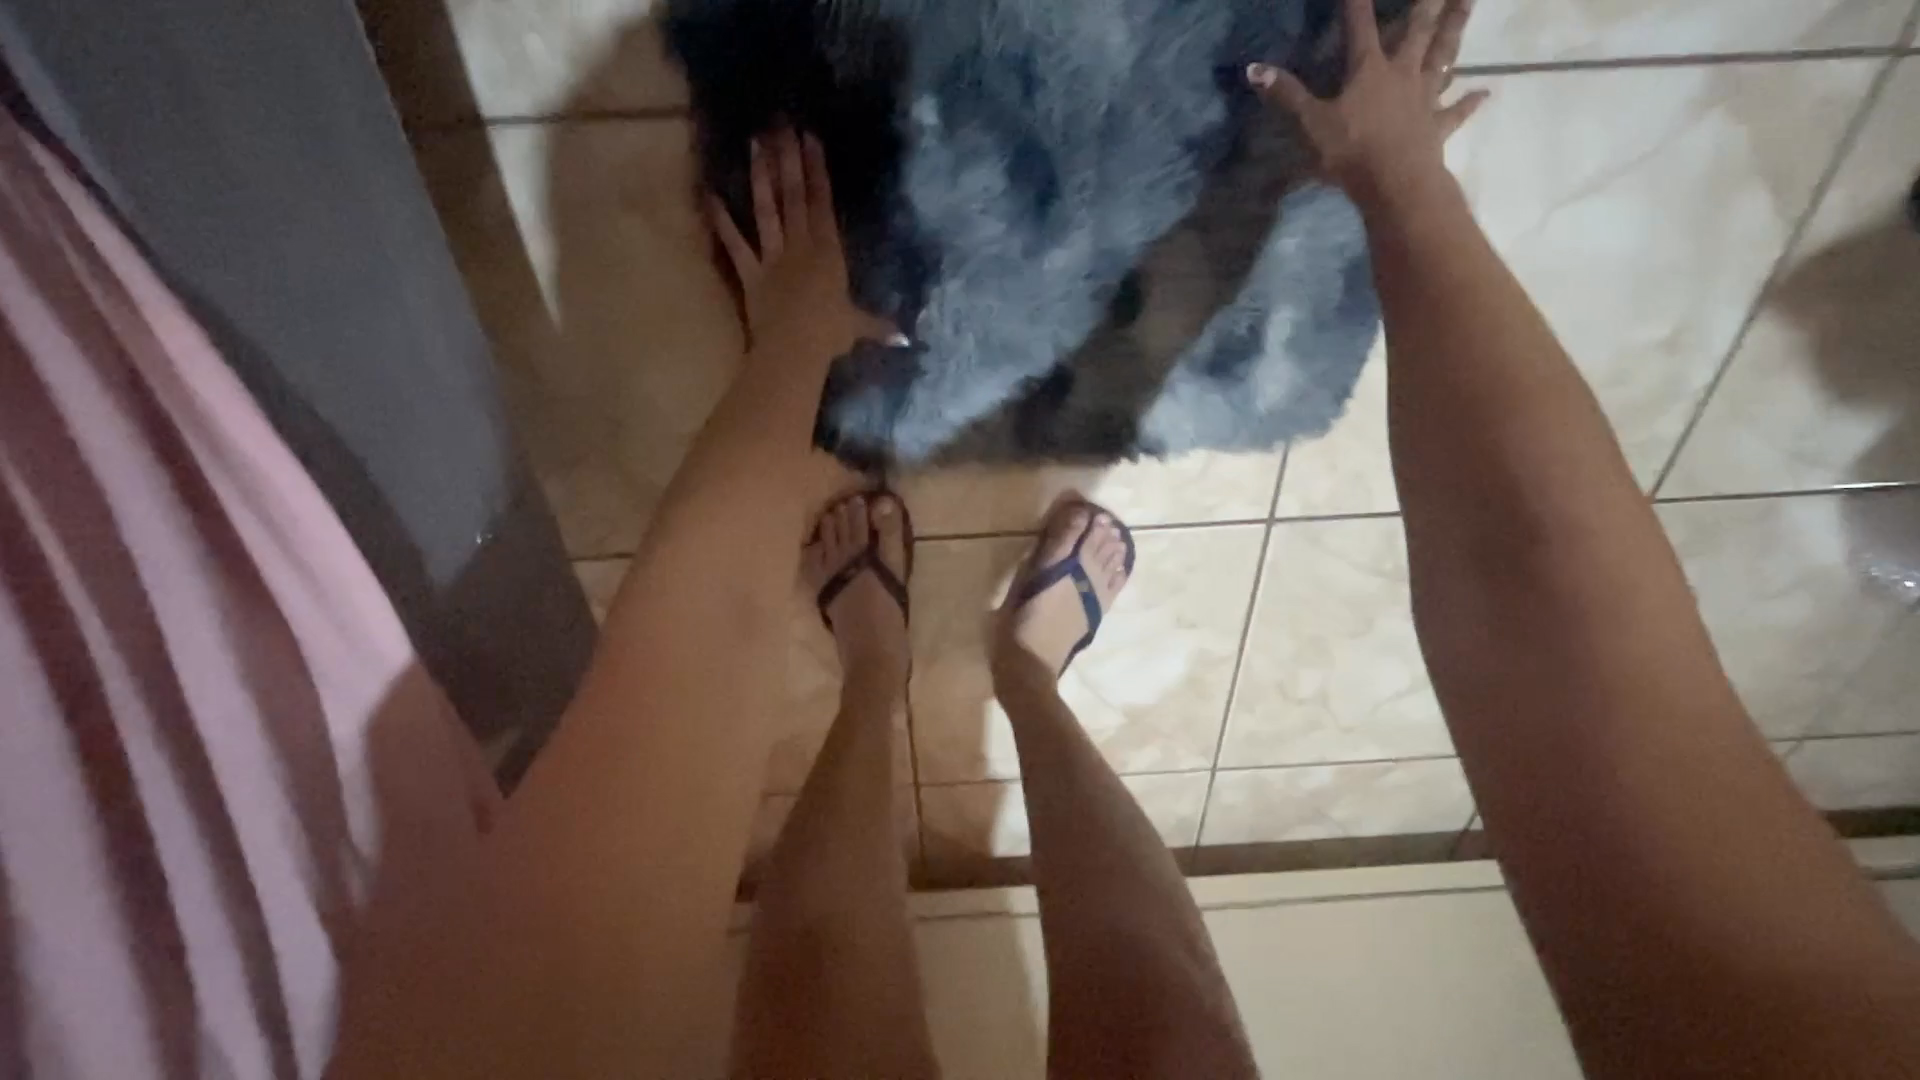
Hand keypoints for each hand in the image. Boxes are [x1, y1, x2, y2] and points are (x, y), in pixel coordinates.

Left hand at [709, 127, 895, 359]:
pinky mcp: (750, 273)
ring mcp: (773, 257)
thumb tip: (905, 338)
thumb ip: (878, 326)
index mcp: (829, 253)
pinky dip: (722, 221)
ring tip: (755, 144)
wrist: (795, 349)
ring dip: (761, 177)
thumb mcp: (858, 327)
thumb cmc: (830, 334)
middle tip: (781, 125)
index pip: (823, 203)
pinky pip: (735, 243)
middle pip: (795, 196)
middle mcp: (801, 246)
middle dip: (789, 159)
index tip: (810, 138)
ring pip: (767, 210)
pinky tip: (711, 195)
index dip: (817, 170)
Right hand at [1248, 0, 1486, 201]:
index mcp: (1369, 71)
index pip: (1360, 27)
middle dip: (1428, 2)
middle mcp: (1403, 74)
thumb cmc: (1351, 151)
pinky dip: (1470, 101)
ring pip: (1444, 57)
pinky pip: (1457, 111)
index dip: (1356, 3)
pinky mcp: (1437, 126)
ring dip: (1457, 28)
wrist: (1395, 183)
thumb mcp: (1311, 123)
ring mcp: (1425, 99)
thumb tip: (1253, 68)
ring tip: (1470, 2)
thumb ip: (1286, 95)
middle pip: (1419, 30)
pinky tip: (1485, 92)